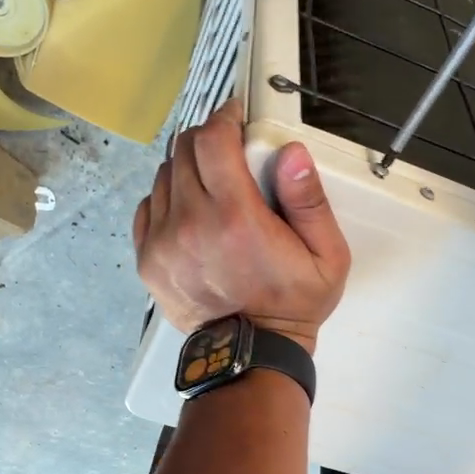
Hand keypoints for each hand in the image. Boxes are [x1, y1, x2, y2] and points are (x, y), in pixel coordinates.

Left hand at [133, 101, 350, 352]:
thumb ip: (310, 200)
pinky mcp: (147, 261)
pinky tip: (189, 211)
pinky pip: (148, 207)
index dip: (224, 118)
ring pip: (163, 176)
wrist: (250, 356)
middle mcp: (190, 223)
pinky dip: (166, 199)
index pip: (213, 139)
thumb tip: (291, 152)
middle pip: (183, 150)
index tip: (237, 118)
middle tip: (227, 150)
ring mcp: (162, 243)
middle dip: (206, 140)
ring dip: (186, 169)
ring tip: (210, 184)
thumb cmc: (293, 305)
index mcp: (235, 217)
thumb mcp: (327, 257)